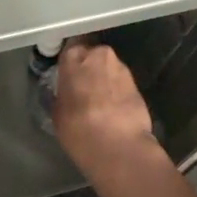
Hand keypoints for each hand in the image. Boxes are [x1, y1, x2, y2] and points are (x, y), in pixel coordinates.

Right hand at [53, 37, 157, 178]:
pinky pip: (122, 85)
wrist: (118, 146)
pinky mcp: (139, 85)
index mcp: (74, 57)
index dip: (70, 65)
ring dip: (105, 81)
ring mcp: (122, 68)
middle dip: (90, 70)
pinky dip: (118, 93)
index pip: (70, 50)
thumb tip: (67, 95)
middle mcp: (99, 55)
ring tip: (101, 103)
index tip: (68, 78)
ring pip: (109, 70)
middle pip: (92, 57)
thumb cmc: (78, 127)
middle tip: (84, 90)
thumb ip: (62, 96)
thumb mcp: (58, 113)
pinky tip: (115, 111)